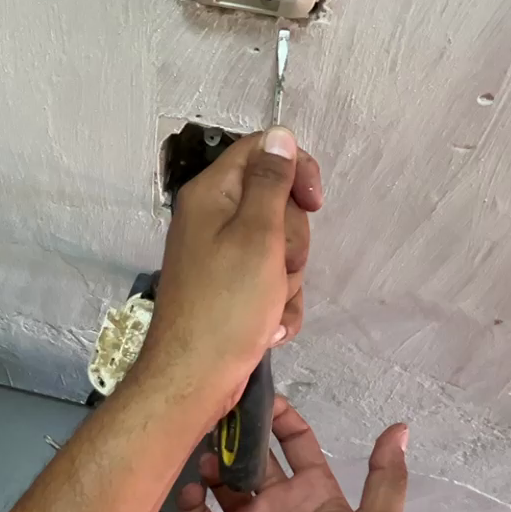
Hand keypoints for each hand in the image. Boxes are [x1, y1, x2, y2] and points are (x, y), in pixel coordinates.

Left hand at [131, 127, 322, 427]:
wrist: (195, 377)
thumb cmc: (226, 305)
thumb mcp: (257, 235)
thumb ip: (271, 182)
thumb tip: (280, 134)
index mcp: (212, 195)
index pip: (262, 151)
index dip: (295, 169)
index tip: (314, 202)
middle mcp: (212, 218)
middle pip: (276, 202)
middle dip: (292, 238)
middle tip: (277, 265)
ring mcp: (222, 255)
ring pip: (280, 247)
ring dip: (287, 278)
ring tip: (269, 303)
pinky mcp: (231, 288)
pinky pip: (271, 280)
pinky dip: (278, 303)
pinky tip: (270, 326)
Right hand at [175, 396, 408, 511]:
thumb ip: (384, 479)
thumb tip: (399, 427)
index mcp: (315, 493)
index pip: (296, 442)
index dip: (280, 417)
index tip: (258, 394)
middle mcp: (279, 503)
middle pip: (253, 456)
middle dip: (236, 434)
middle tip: (216, 415)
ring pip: (223, 481)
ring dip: (212, 463)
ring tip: (206, 459)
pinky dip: (191, 500)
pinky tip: (192, 492)